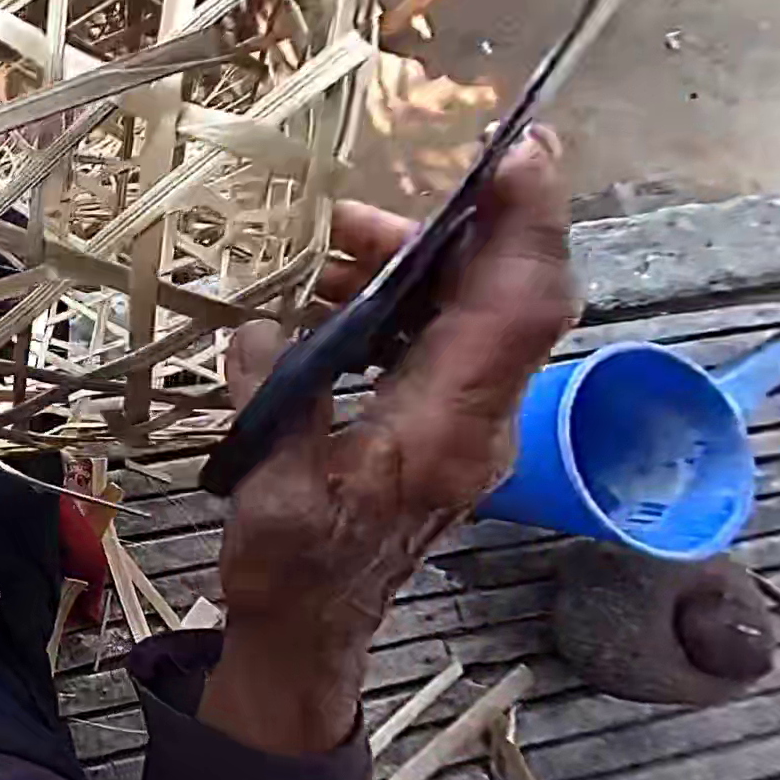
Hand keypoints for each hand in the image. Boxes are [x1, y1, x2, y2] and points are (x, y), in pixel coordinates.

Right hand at [199, 127, 579, 755]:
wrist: (304, 624)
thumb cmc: (289, 562)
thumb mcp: (269, 478)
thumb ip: (273, 395)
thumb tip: (258, 327)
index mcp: (441, 431)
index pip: (515, 310)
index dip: (521, 228)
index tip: (513, 156)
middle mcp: (469, 422)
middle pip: (495, 303)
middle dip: (437, 240)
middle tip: (342, 220)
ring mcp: (451, 428)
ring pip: (463, 324)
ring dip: (405, 275)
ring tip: (321, 257)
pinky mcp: (422, 432)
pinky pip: (428, 350)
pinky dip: (387, 312)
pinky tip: (325, 309)